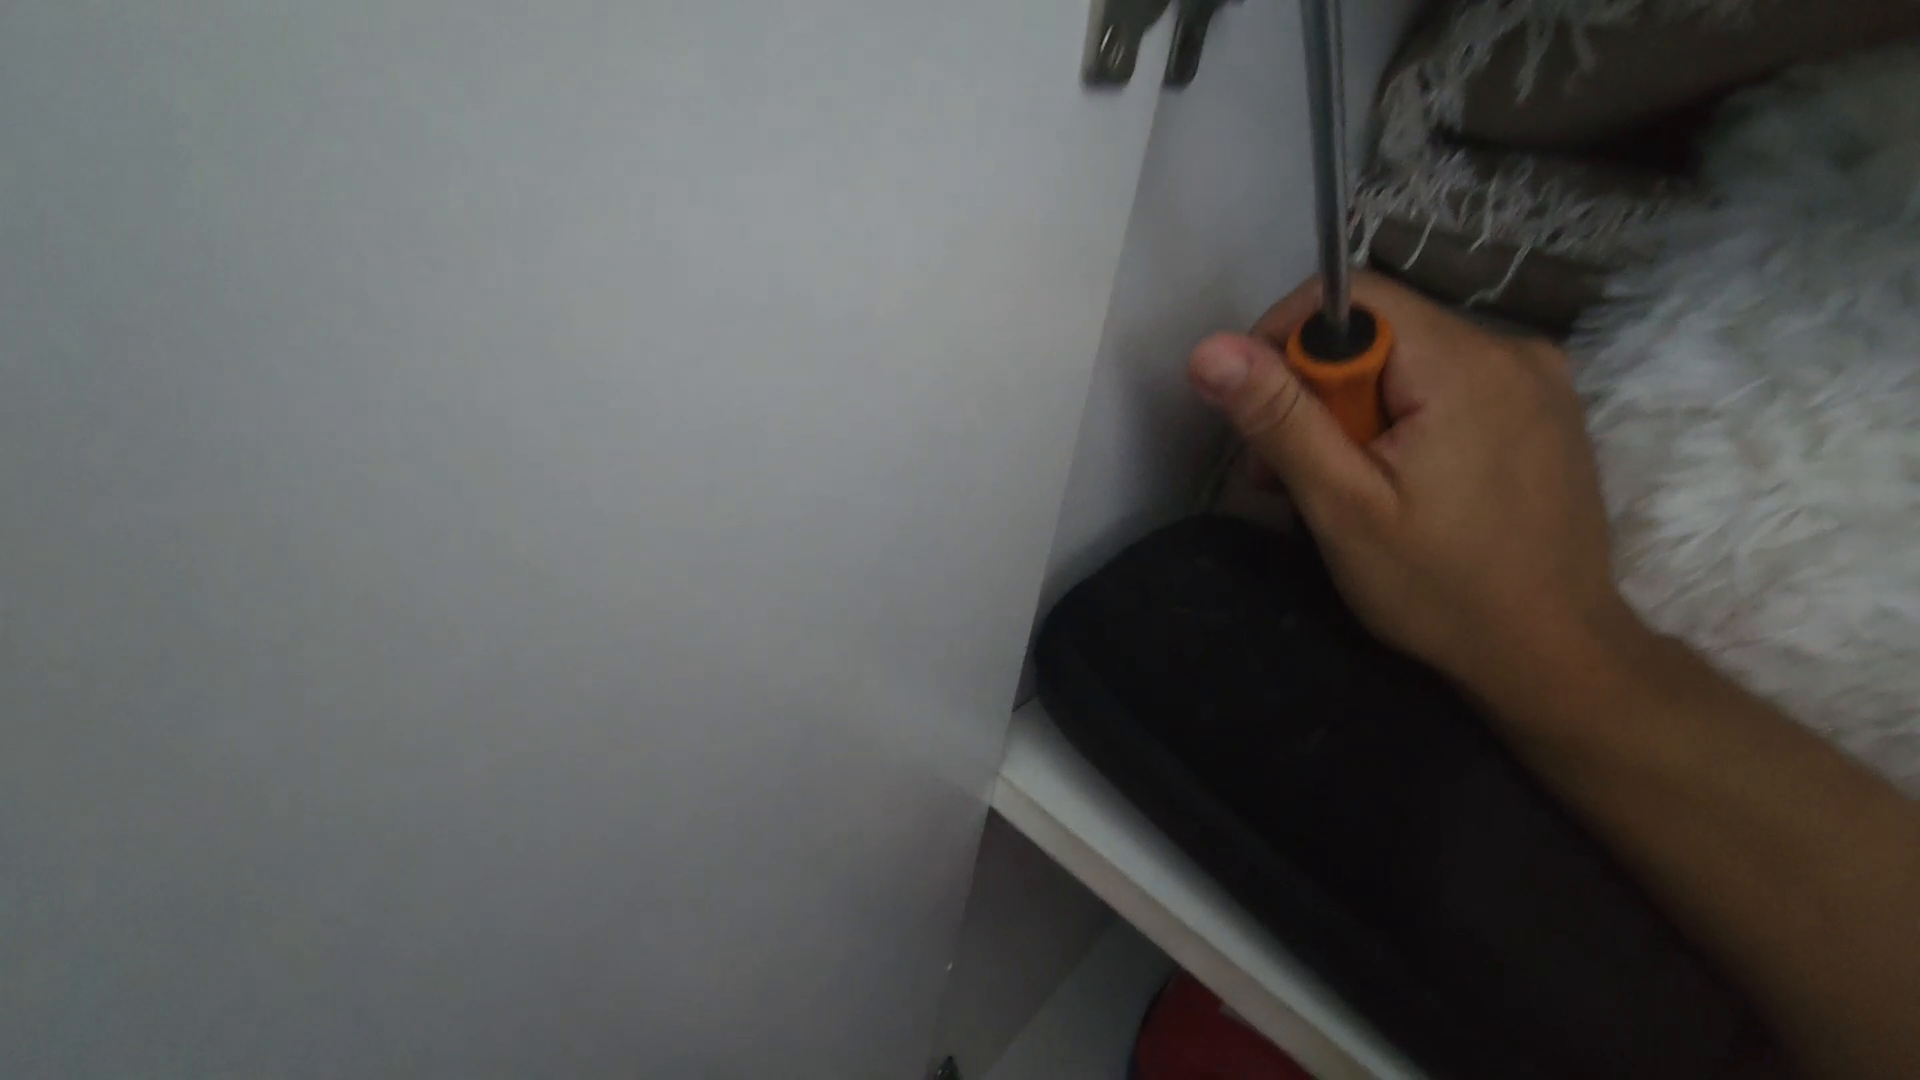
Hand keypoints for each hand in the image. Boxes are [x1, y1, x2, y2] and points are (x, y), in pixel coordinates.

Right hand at [1188, 273, 1637, 697]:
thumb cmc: (1439, 588)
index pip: (1349, 297)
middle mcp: (1511, 350)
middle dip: (1315, 392)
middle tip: (1286, 475)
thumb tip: (1208, 349)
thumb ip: (1278, 418)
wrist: (1554, 657)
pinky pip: (1447, 387)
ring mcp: (1538, 381)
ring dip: (1353, 412)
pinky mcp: (1543, 413)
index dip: (1284, 340)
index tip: (1260, 414)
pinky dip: (1401, 421)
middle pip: (1378, 332)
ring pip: (1408, 362)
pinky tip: (1393, 483)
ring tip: (1336, 488)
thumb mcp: (1340, 506)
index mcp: (1463, 362)